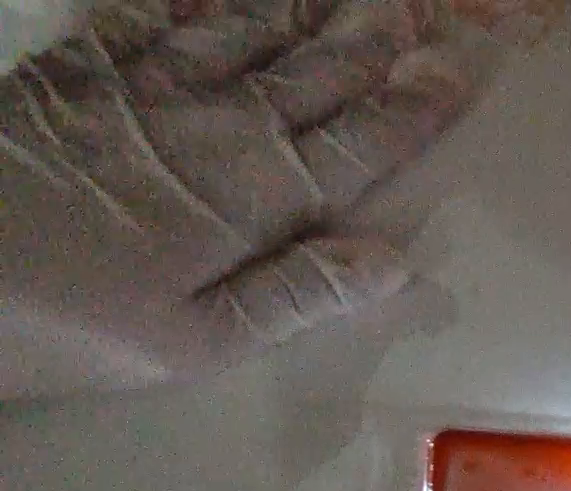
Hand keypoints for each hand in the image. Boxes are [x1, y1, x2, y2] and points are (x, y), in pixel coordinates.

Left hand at [0, 0, 467, 398]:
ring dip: (303, 12)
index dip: (416, 105)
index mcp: (257, 196)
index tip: (459, 69)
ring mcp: (140, 90)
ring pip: (244, 34)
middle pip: (313, 75)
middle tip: (414, 7)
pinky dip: (195, 0)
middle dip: (371, 40)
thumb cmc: (72, 324)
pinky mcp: (76, 72)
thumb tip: (395, 262)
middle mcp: (212, 126)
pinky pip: (149, 16)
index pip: (362, 142)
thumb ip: (302, 294)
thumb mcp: (205, 339)